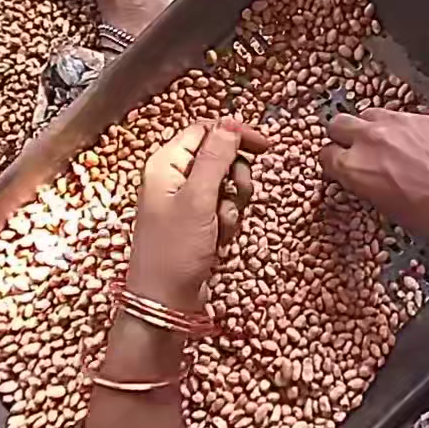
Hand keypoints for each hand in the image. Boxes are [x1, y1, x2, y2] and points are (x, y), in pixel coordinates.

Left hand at [125, 117, 268, 310]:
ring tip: (221, 225)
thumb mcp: (198, 199)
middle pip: (220, 156)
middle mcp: (173, 177)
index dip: (235, 135)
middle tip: (235, 195)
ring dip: (233, 204)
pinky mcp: (196, 221)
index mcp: (166, 163)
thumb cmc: (175, 250)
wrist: (165, 302)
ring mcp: (185, 201)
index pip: (205, 130)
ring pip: (227, 184)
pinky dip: (227, 222)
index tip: (264, 147)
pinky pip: (223, 208)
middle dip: (236, 177)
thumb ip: (216, 158)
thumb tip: (230, 124)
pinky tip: (218, 240)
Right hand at [318, 110, 428, 248]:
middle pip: (338, 124)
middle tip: (354, 150)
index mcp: (355, 169)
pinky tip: (411, 143)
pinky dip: (397, 126)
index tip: (340, 167)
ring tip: (383, 144)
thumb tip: (365, 177)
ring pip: (367, 113)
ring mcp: (397, 123)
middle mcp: (370, 140)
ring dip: (369, 127)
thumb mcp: (391, 211)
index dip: (334, 163)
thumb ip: (368, 185)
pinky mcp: (422, 115)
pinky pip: (397, 114)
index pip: (326, 156)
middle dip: (343, 137)